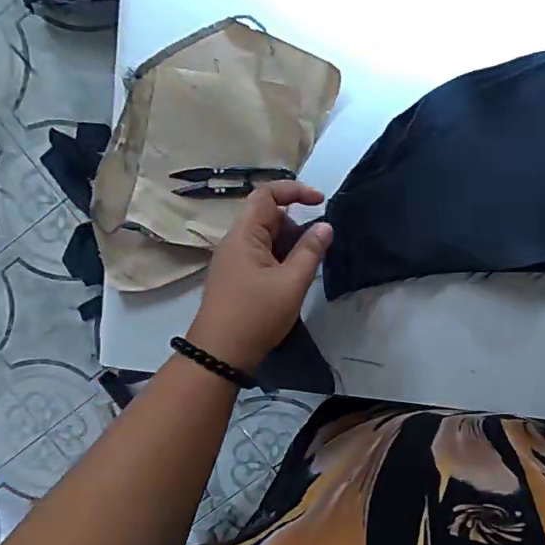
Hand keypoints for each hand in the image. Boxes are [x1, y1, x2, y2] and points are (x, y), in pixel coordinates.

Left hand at [185, 180, 332, 370]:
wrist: (220, 354)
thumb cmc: (256, 315)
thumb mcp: (292, 283)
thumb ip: (311, 251)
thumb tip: (325, 226)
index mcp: (244, 235)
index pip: (266, 195)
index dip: (294, 191)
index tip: (321, 201)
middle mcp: (235, 242)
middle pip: (267, 216)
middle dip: (296, 225)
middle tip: (316, 249)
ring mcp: (233, 260)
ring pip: (266, 238)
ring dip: (290, 245)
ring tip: (306, 269)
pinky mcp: (236, 278)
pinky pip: (261, 256)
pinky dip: (280, 259)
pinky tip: (292, 280)